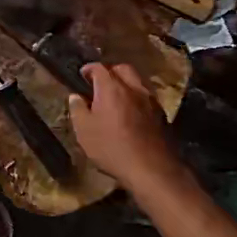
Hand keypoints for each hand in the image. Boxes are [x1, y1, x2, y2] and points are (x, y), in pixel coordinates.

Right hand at [67, 64, 186, 189]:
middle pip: (122, 69)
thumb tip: (75, 96)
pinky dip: (136, 99)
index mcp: (112, 88)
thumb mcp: (84, 131)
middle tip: (100, 83)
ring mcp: (150, 100)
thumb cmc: (112, 147)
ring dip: (125, 84)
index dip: (89, 69)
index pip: (99, 68)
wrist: (151, 167)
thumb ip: (78, 110)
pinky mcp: (161, 114)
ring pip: (137, 82)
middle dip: (110, 72)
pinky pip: (146, 98)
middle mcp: (133, 88)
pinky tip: (131, 113)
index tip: (82, 74)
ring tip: (115, 98)